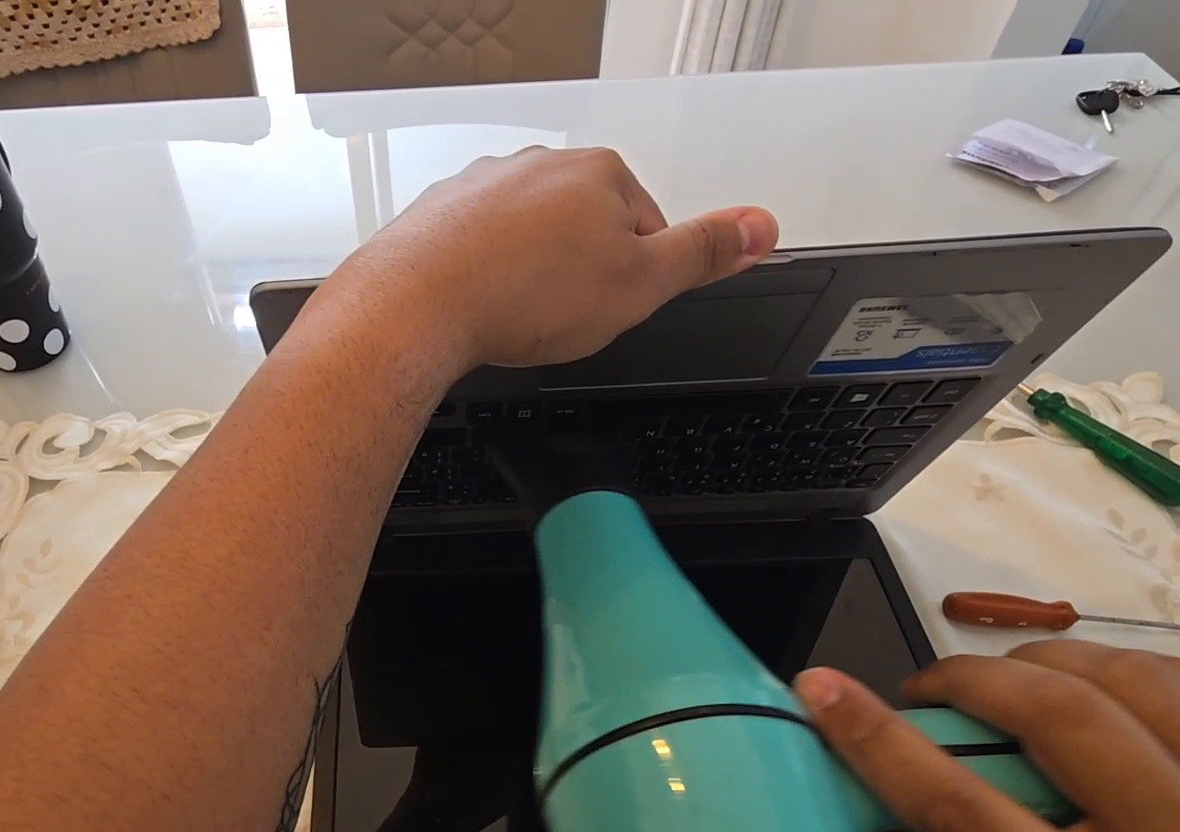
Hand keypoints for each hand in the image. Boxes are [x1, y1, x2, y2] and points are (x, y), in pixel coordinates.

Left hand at [306, 146, 777, 379]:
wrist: (420, 305)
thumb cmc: (521, 294)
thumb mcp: (637, 286)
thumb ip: (702, 255)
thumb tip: (759, 228)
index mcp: (599, 175)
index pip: (644, 225)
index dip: (632, 279)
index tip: (610, 305)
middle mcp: (539, 167)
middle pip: (583, 230)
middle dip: (578, 276)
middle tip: (560, 316)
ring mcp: (485, 186)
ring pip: (527, 241)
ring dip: (528, 276)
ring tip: (514, 313)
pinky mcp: (442, 215)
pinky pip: (478, 250)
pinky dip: (483, 277)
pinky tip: (478, 304)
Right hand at [795, 644, 1179, 831]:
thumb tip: (877, 773)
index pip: (967, 811)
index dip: (878, 740)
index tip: (820, 688)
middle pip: (1062, 716)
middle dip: (967, 679)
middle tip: (931, 691)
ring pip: (1128, 678)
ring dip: (1036, 663)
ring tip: (1006, 686)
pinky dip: (1111, 665)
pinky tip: (1084, 690)